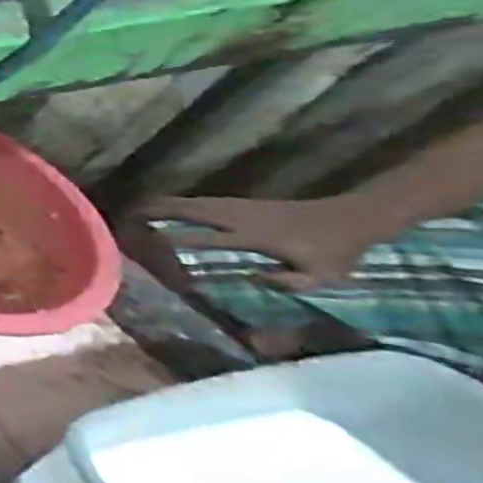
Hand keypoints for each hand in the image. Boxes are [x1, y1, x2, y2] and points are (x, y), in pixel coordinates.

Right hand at [133, 194, 396, 289]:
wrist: (354, 217)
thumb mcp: (324, 276)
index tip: (151, 240)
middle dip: (160, 211)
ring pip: (195, 203)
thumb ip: (289, 281)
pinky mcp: (242, 203)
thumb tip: (250, 280)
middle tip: (128, 213)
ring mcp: (241, 207)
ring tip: (138, 205)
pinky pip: (203, 201)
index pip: (210, 238)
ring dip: (166, 203)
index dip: (180, 238)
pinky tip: (170, 203)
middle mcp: (242, 218)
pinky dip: (181, 202)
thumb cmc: (339, 252)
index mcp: (257, 237)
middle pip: (193, 212)